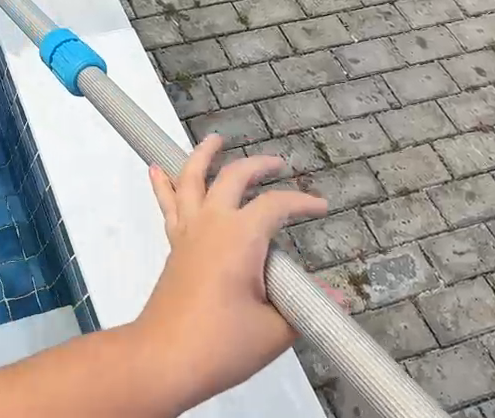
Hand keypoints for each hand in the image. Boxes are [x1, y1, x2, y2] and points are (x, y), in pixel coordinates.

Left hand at [133, 136, 329, 411]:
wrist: (167, 355)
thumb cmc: (222, 343)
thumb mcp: (276, 329)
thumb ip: (306, 308)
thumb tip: (338, 298)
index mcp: (239, 236)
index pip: (275, 205)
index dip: (300, 201)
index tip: (320, 206)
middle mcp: (210, 223)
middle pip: (231, 177)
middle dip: (256, 165)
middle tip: (277, 163)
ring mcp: (187, 230)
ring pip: (190, 178)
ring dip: (202, 156)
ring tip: (214, 139)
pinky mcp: (173, 244)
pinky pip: (167, 203)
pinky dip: (163, 183)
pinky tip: (156, 167)